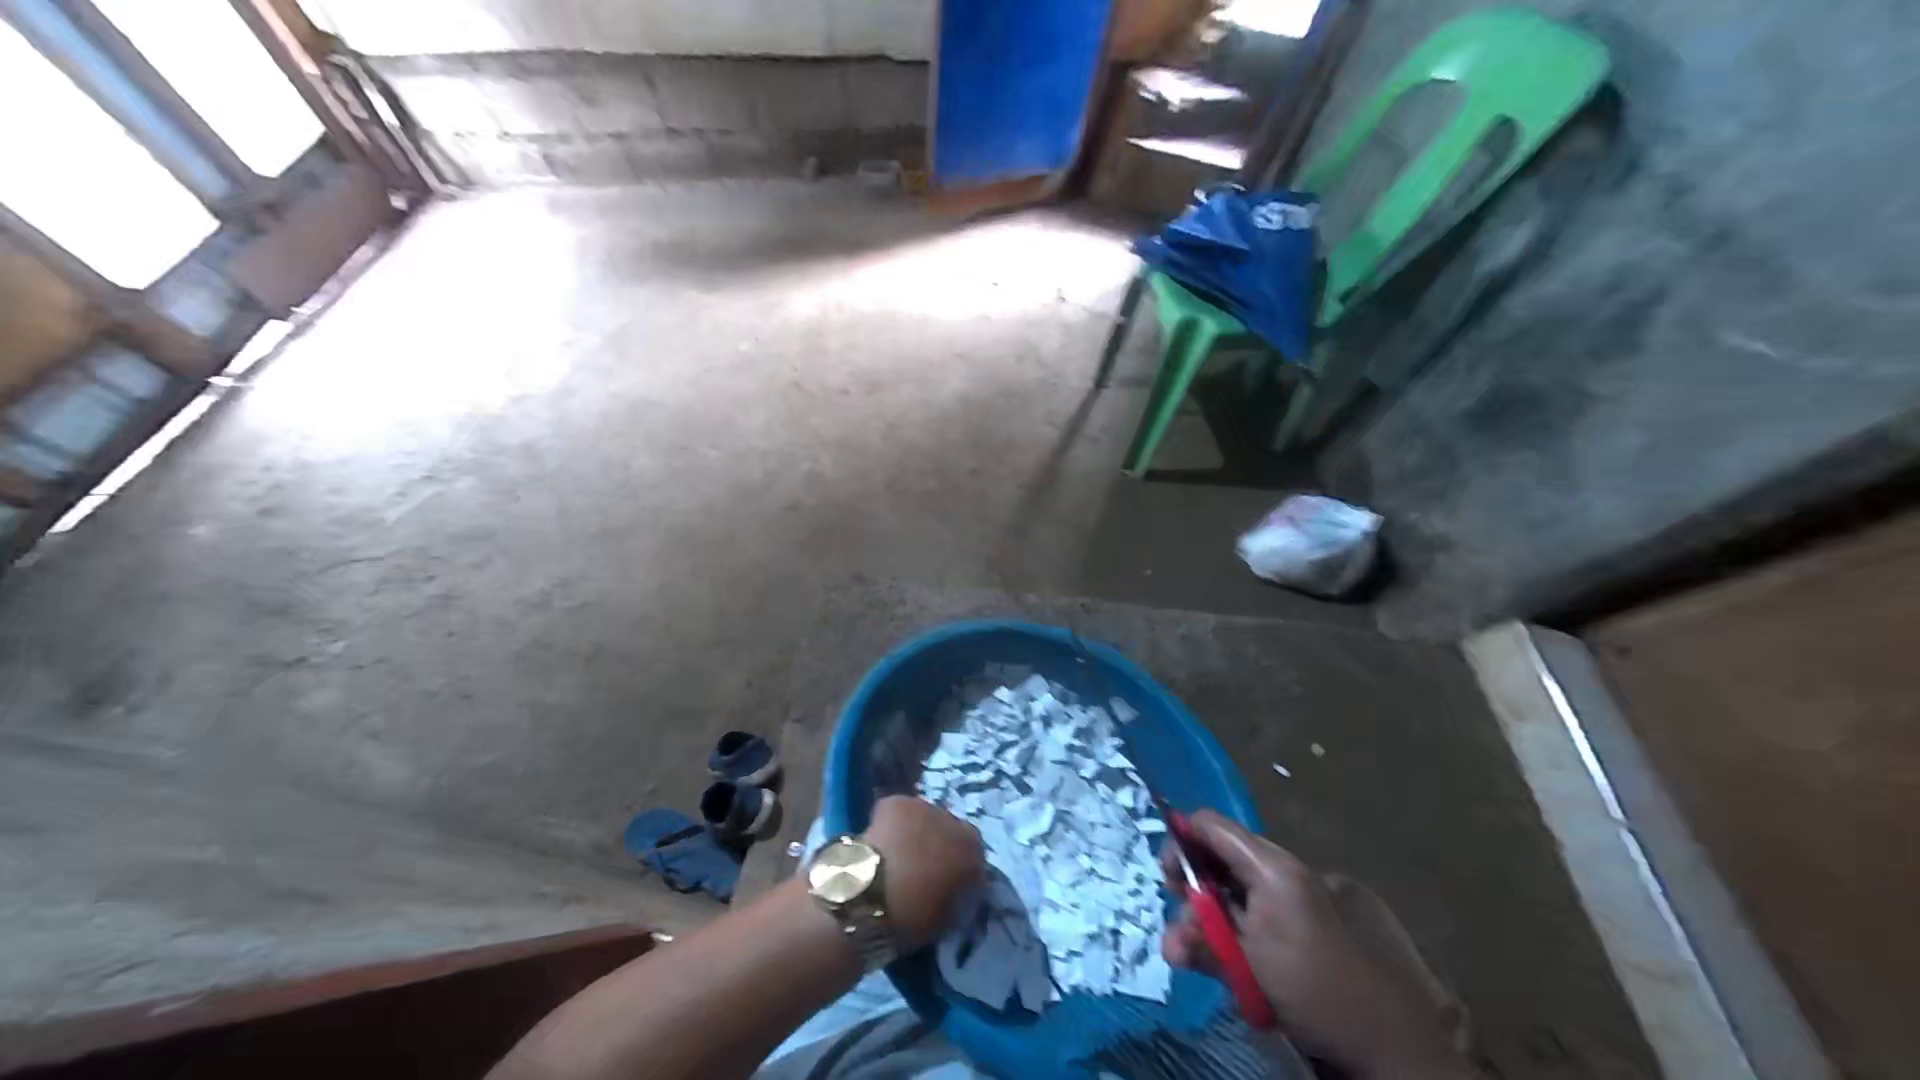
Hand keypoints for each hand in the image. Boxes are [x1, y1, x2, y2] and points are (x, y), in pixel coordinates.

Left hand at [861, 795, 984, 949]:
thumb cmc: (916, 916)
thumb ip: (956, 894)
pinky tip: (876, 842)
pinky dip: (888, 823)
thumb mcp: (948, 916)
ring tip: (892, 854)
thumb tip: (950, 888)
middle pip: (946, 830)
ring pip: (921, 817)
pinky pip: (896, 811)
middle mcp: (956, 822)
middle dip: (934, 844)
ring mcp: (926, 807)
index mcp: (974, 852)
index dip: (954, 865)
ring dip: (912, 831)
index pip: (970, 854)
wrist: (877, 895)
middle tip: (915, 867)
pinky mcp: (898, 801)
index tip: (940, 879)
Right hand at [1163, 811, 1473, 1078]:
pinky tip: (1241, 962)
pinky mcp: (1309, 920)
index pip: (1210, 825)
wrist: (1396, 1042)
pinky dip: (1241, 928)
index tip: (1170, 881)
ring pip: (1238, 887)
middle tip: (1186, 927)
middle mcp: (1285, 869)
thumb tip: (1167, 942)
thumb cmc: (1316, 991)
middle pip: (1221, 858)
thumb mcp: (1249, 969)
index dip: (1181, 843)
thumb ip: (1202, 944)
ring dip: (1216, 916)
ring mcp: (1300, 894)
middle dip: (1196, 890)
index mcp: (1272, 866)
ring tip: (1212, 956)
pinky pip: (1260, 908)